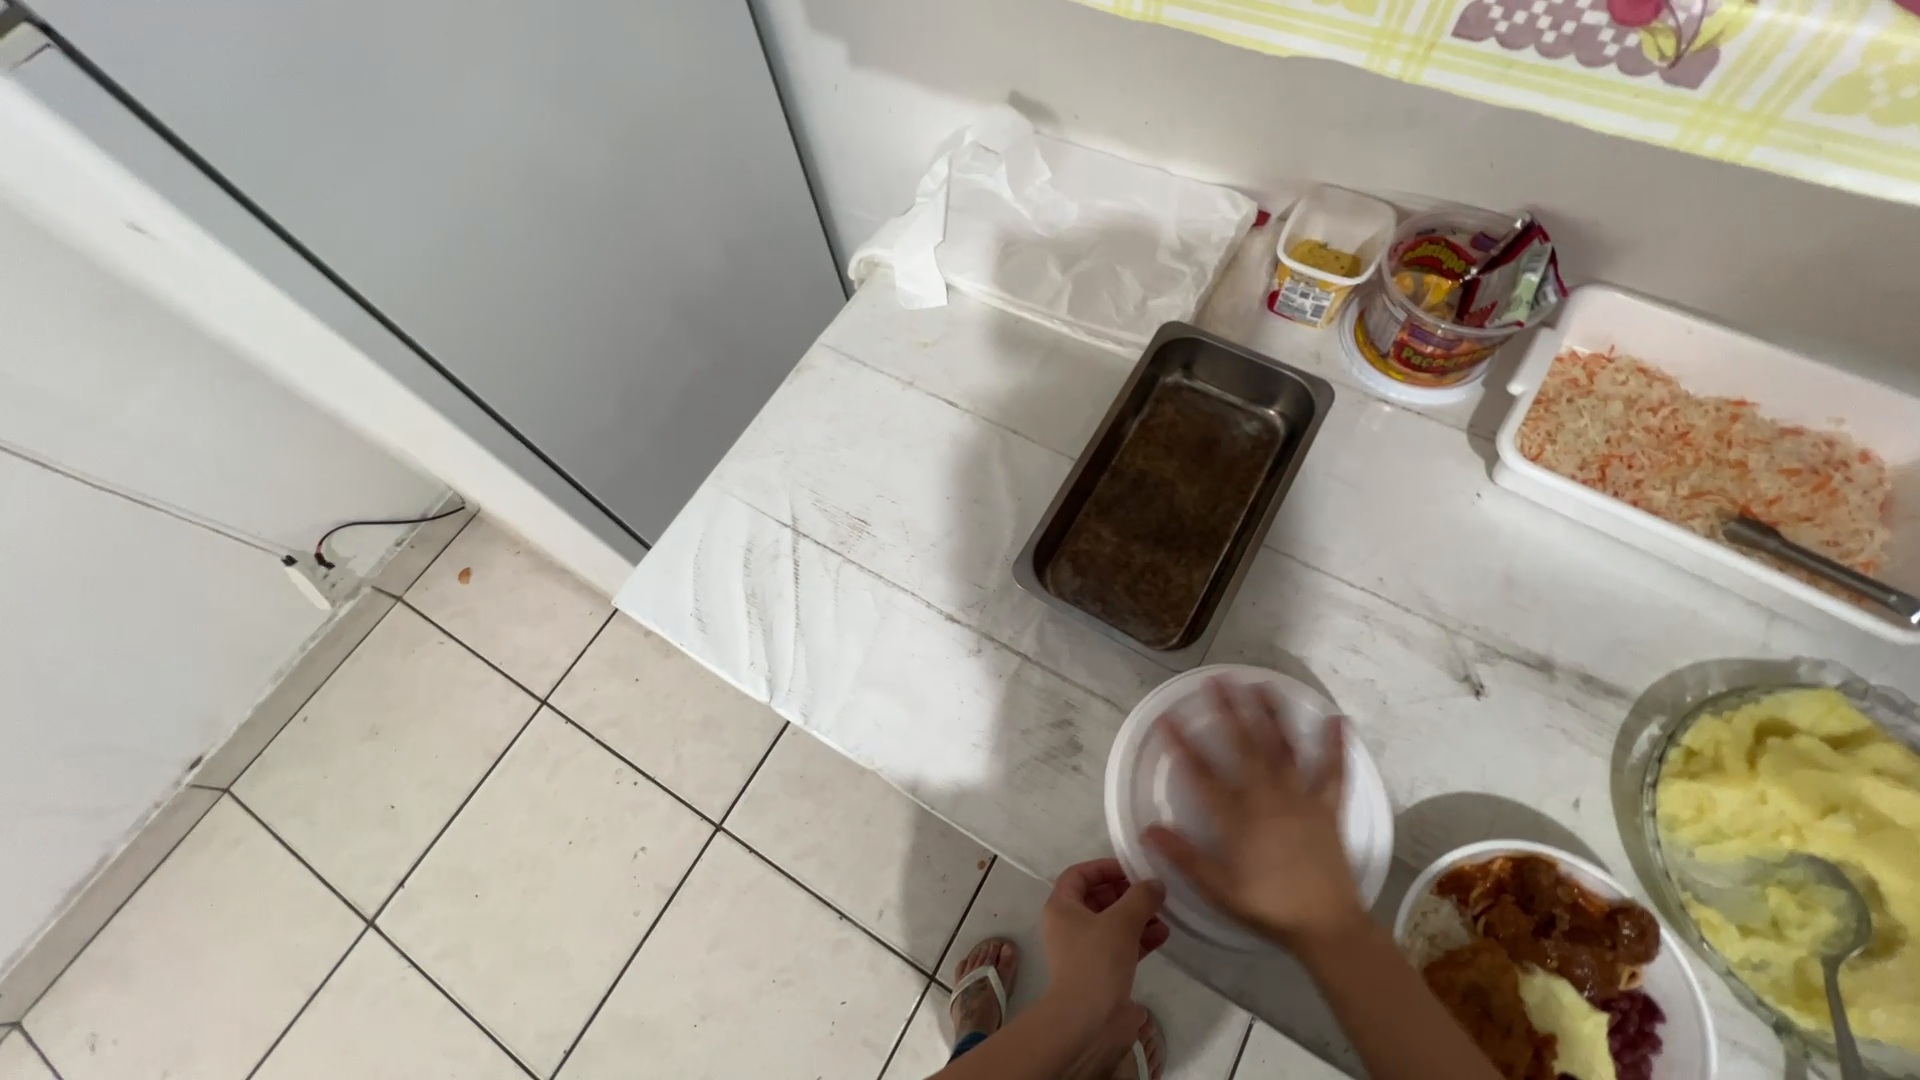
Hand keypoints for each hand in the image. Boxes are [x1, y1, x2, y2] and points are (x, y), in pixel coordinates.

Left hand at [1039, 858, 1168, 1031]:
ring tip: (1164, 913)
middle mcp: (1069, 925)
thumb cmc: (1096, 961)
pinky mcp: (1101, 971)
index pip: (1078, 875)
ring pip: (1113, 923)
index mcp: (1061, 907)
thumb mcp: (1121, 921)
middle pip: (1098, 898)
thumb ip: (1140, 897)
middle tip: (1152, 891)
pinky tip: (1162, 934)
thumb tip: (1155, 883)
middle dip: (1126, 894)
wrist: (1088, 1021)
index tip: (1130, 869)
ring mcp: (1085, 950)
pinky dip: (1139, 938)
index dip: (1103, 868)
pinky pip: (1121, 945)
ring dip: (1137, 916)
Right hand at [1143, 678, 1364, 949]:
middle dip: (1229, 710)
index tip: (1168, 718)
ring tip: (1262, 684)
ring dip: (1273, 714)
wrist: (1326, 927)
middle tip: (1217, 680)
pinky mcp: (1327, 808)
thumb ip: (1183, 856)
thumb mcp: (1217, 887)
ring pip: (1284, 748)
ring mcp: (1300, 799)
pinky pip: (1333, 772)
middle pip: (1244, 746)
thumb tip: (1148, 830)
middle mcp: (1267, 798)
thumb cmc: (1267, 906)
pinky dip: (1337, 746)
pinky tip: (1338, 720)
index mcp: (1236, 817)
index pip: (1202, 773)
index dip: (1182, 743)